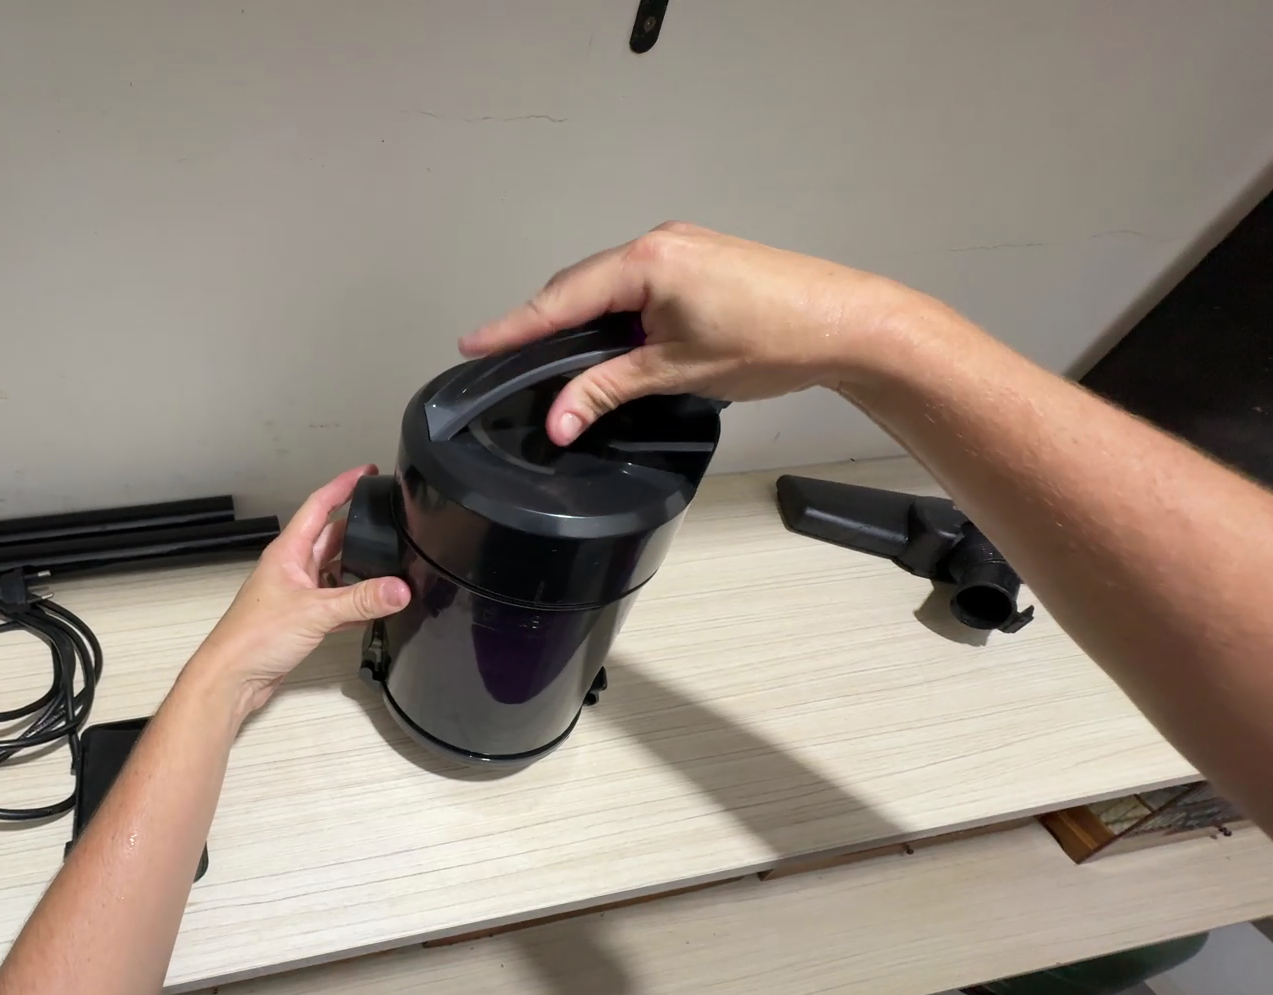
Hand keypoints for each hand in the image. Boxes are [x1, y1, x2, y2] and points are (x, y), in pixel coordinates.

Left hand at [183, 466, 410, 719]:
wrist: (233, 677)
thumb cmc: (254, 636)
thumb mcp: (314, 611)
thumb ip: (360, 600)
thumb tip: (399, 588)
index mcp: (288, 552)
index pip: (319, 506)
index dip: (343, 486)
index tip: (367, 473)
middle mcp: (292, 567)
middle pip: (330, 537)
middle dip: (358, 528)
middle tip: (388, 519)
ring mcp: (296, 593)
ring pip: (334, 570)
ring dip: (358, 568)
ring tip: (389, 562)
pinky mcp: (301, 619)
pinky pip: (335, 602)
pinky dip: (354, 603)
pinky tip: (374, 607)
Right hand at [457, 222, 918, 444]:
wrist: (850, 324)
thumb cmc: (771, 340)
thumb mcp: (675, 372)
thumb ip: (604, 391)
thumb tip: (555, 424)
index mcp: (647, 262)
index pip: (560, 300)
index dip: (512, 326)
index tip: (471, 343)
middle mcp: (656, 243)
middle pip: (574, 285)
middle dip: (537, 321)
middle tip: (500, 352)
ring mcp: (676, 247)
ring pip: (600, 283)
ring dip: (571, 316)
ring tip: (541, 350)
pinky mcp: (692, 259)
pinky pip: (627, 281)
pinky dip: (602, 309)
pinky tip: (596, 334)